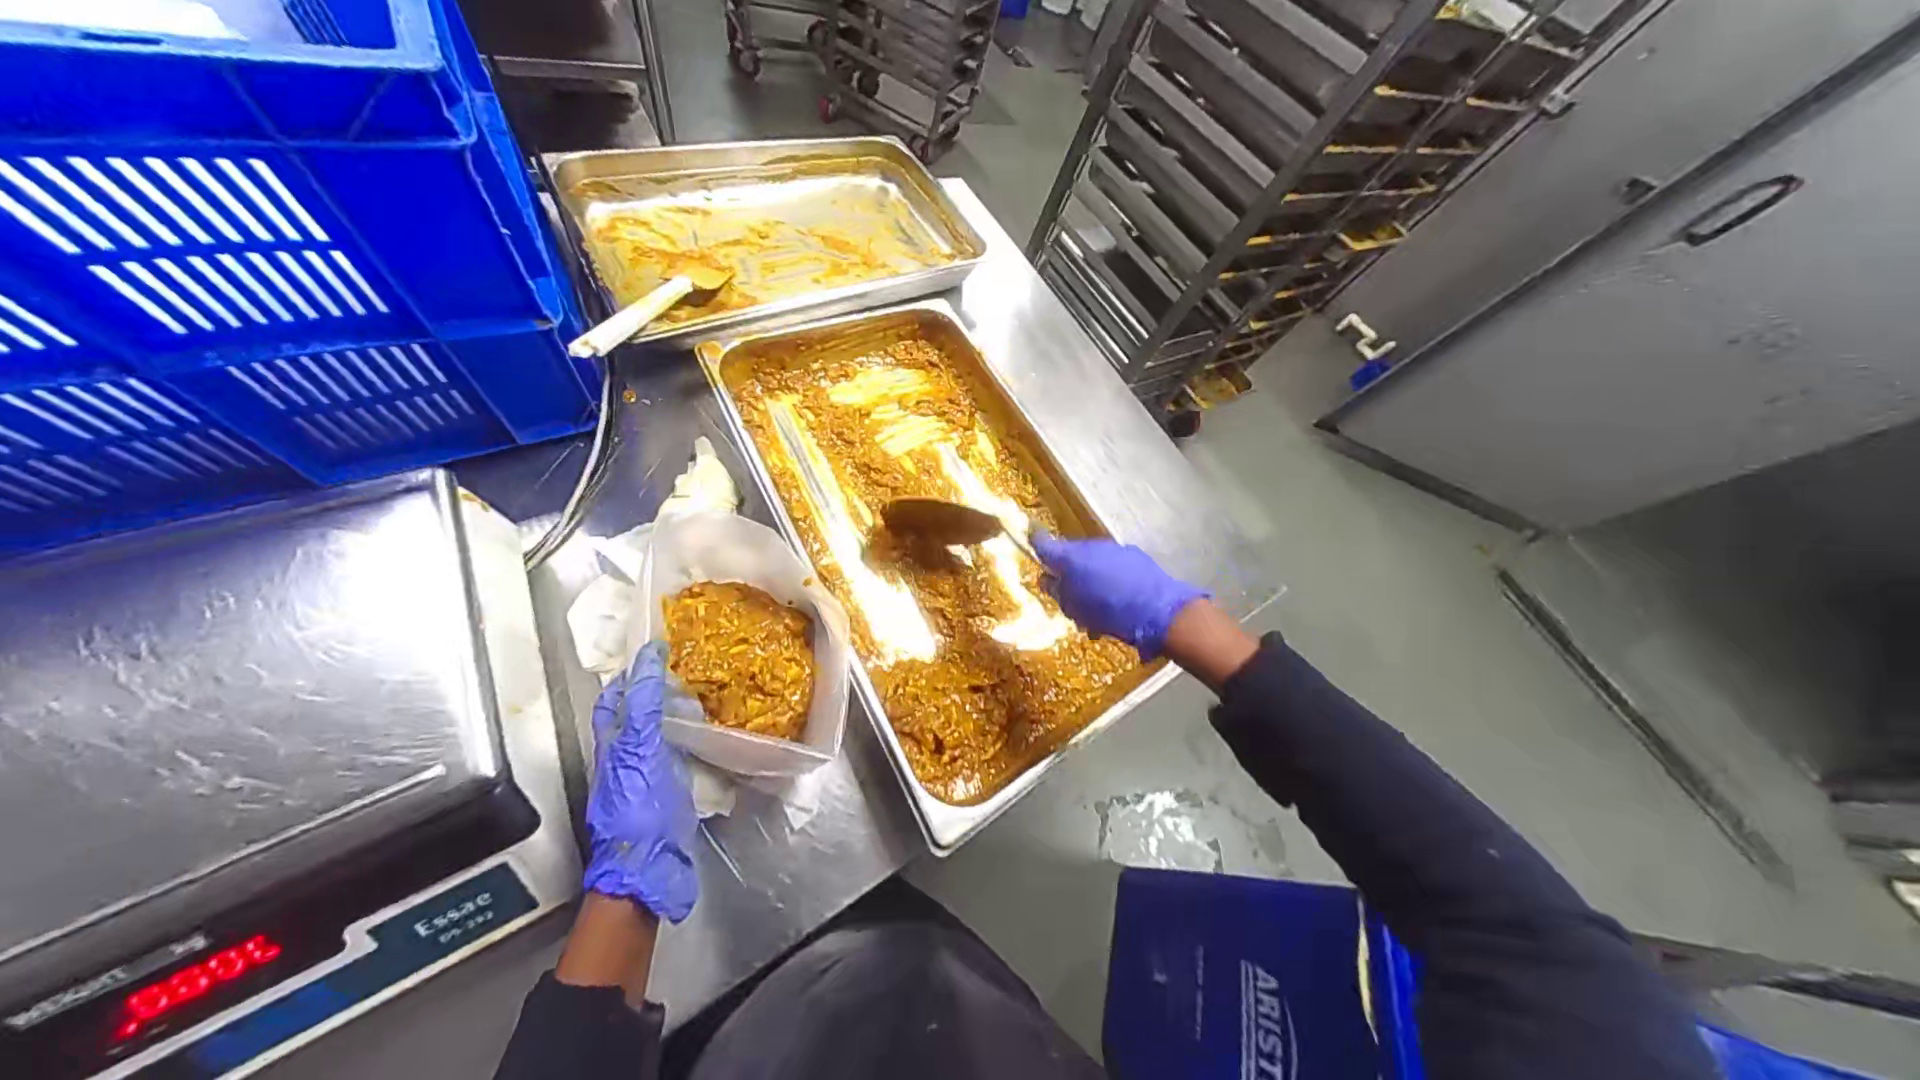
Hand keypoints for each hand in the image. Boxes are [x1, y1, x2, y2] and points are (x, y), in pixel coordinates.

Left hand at [585, 641, 698, 921]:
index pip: (616, 699)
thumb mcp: (640, 751)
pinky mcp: (672, 793)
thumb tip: (645, 661)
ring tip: (705, 697)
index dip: (632, 674)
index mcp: (613, 746)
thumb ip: (642, 708)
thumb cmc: (640, 811)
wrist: (648, 870)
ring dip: (680, 714)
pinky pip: (682, 755)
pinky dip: (695, 739)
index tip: (657, 649)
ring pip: (662, 734)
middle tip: (689, 671)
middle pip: (640, 715)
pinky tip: (712, 737)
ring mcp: (650, 777)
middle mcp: (628, 758)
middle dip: (661, 691)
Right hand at [1032, 533, 1205, 659]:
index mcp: (1071, 557)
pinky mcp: (1135, 558)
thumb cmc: (1109, 612)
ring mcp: (1115, 550)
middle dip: (1067, 574)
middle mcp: (1091, 546)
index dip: (1034, 544)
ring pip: (1092, 563)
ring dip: (1090, 581)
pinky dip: (1109, 581)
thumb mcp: (1074, 607)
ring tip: (1096, 612)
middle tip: (1069, 599)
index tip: (1029, 542)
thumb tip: (1046, 578)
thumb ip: (1057, 590)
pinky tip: (1117, 605)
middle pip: (1070, 556)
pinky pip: (1113, 567)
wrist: (1161, 611)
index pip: (1044, 543)